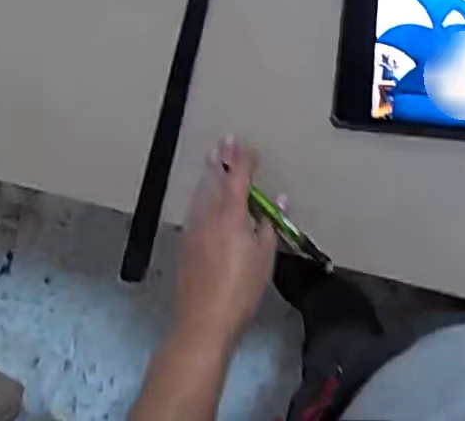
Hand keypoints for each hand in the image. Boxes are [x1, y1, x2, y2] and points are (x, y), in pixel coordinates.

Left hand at [172, 136, 277, 346]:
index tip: (248, 147)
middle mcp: (210, 214)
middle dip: (222, 159)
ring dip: (210, 172)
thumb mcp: (264, 258)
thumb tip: (278, 201)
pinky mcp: (186, 242)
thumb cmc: (240, 290)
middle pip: (215, 179)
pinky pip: (195, 206)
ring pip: (202, 191)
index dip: (244, 160)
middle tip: (225, 141)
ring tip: (213, 158)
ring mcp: (194, 227)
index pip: (239, 177)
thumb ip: (268, 225)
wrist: (202, 323)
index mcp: (231, 214)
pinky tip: (203, 194)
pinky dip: (202, 192)